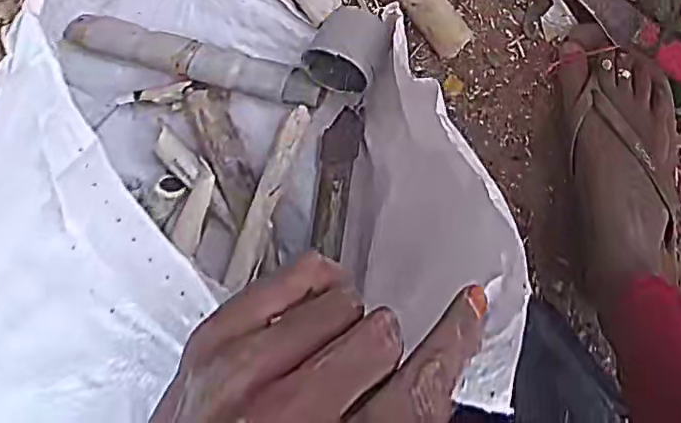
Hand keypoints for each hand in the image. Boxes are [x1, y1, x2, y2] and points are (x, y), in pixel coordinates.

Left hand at [150, 254, 486, 422]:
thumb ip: (395, 415)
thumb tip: (433, 366)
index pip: (416, 391)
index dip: (452, 341)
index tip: (467, 309)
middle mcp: (285, 418)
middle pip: (381, 337)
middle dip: (379, 355)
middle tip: (356, 381)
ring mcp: (241, 376)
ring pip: (344, 301)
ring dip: (344, 327)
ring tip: (321, 360)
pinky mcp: (213, 340)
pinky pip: (300, 272)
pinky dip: (316, 289)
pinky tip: (308, 319)